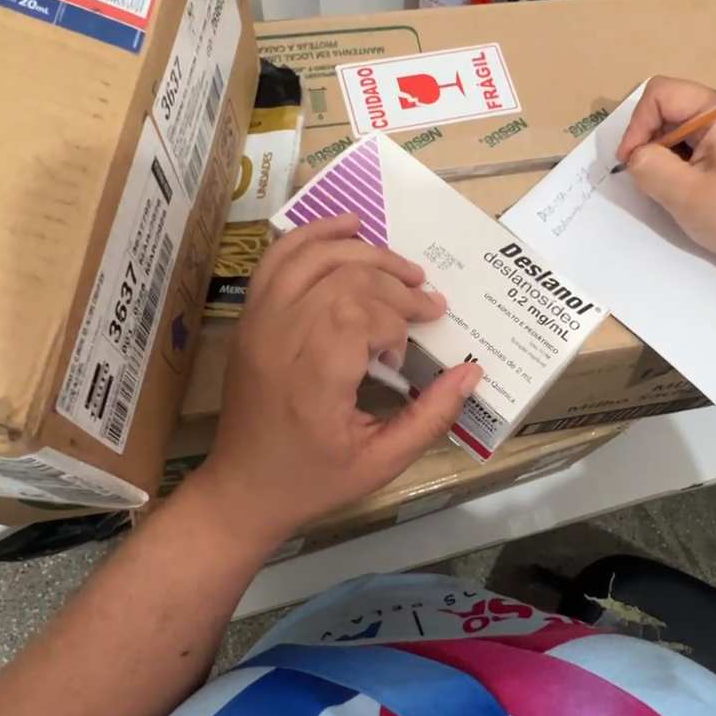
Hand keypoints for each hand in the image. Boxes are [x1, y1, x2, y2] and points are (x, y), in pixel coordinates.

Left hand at [187, 214, 483, 543]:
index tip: (415, 340)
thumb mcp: (381, 463)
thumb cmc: (314, 480)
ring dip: (364, 252)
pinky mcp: (250, 317)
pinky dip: (313, 235)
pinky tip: (349, 227)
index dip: (398, 317)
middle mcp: (279, 342)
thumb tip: (472, 372)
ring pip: (313, 259)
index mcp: (313, 384)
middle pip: (343, 281)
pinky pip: (279, 259)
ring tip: (402, 269)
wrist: (244, 488)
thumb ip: (430, 417)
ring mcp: (258, 324)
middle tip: (425, 304)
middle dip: (394, 284)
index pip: (358, 314)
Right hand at [615, 76, 715, 264]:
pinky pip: (700, 139)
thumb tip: (635, 156)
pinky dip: (684, 159)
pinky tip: (690, 186)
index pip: (660, 94)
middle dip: (652, 140)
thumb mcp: (682, 193)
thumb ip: (647, 165)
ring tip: (673, 186)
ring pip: (683, 125)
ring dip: (667, 153)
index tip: (629, 163)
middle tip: (649, 179)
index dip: (636, 126)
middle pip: (672, 107)